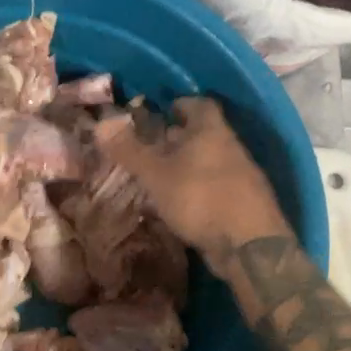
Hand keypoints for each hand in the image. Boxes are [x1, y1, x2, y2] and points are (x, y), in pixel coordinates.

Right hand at [95, 96, 293, 250]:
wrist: (249, 246)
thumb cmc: (200, 198)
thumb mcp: (156, 174)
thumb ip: (129, 150)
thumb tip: (101, 123)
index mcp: (212, 132)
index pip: (200, 104)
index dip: (180, 104)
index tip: (161, 112)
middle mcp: (230, 148)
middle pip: (204, 133)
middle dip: (179, 136)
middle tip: (152, 145)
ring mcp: (241, 177)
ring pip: (210, 160)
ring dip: (188, 164)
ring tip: (160, 175)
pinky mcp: (243, 203)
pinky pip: (216, 185)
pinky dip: (198, 187)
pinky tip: (181, 201)